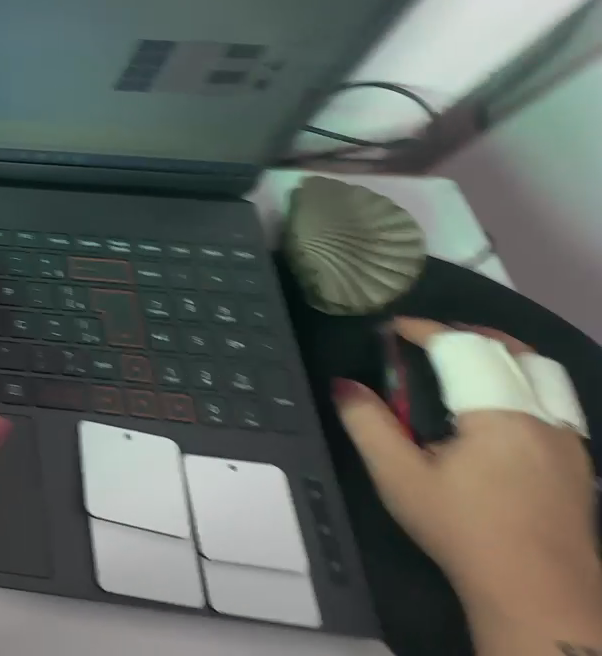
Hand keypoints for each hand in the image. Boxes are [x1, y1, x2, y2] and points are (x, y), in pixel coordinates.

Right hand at [333, 317, 601, 651]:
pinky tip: (489, 401)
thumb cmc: (462, 529)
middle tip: (424, 338)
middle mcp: (546, 421)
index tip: (391, 329)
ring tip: (457, 358)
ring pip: (545, 375)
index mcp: (502, 417)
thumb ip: (368, 422)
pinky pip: (554, 401)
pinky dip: (520, 381)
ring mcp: (570, 444)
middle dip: (466, 335)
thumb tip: (344, 385)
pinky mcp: (578, 464)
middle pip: (516, 354)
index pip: (465, 350)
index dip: (425, 330)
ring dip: (500, 355)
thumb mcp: (398, 475)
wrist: (538, 593)